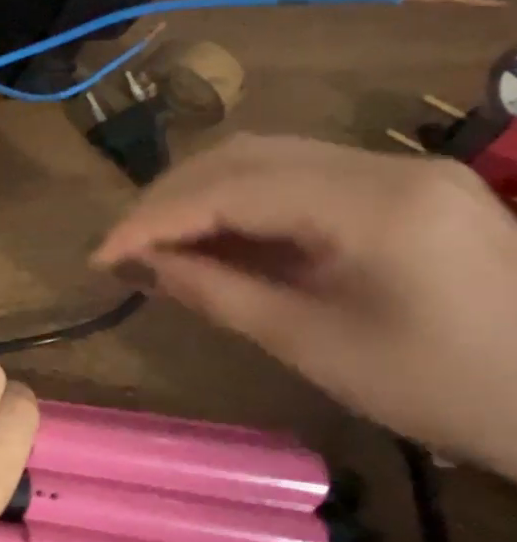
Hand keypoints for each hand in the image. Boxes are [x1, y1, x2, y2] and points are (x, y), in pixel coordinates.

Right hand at [92, 134, 516, 473]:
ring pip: (268, 159)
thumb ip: (216, 291)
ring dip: (197, 195)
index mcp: (374, 204)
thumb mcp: (311, 344)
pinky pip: (300, 179)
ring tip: (153, 243)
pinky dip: (238, 203)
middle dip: (166, 199)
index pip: (230, 188)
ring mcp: (404, 173)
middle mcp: (388, 167)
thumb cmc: (443, 384)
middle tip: (119, 249)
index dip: (151, 219)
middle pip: (245, 156)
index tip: (98, 257)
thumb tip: (138, 265)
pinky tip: (210, 239)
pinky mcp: (408, 191)